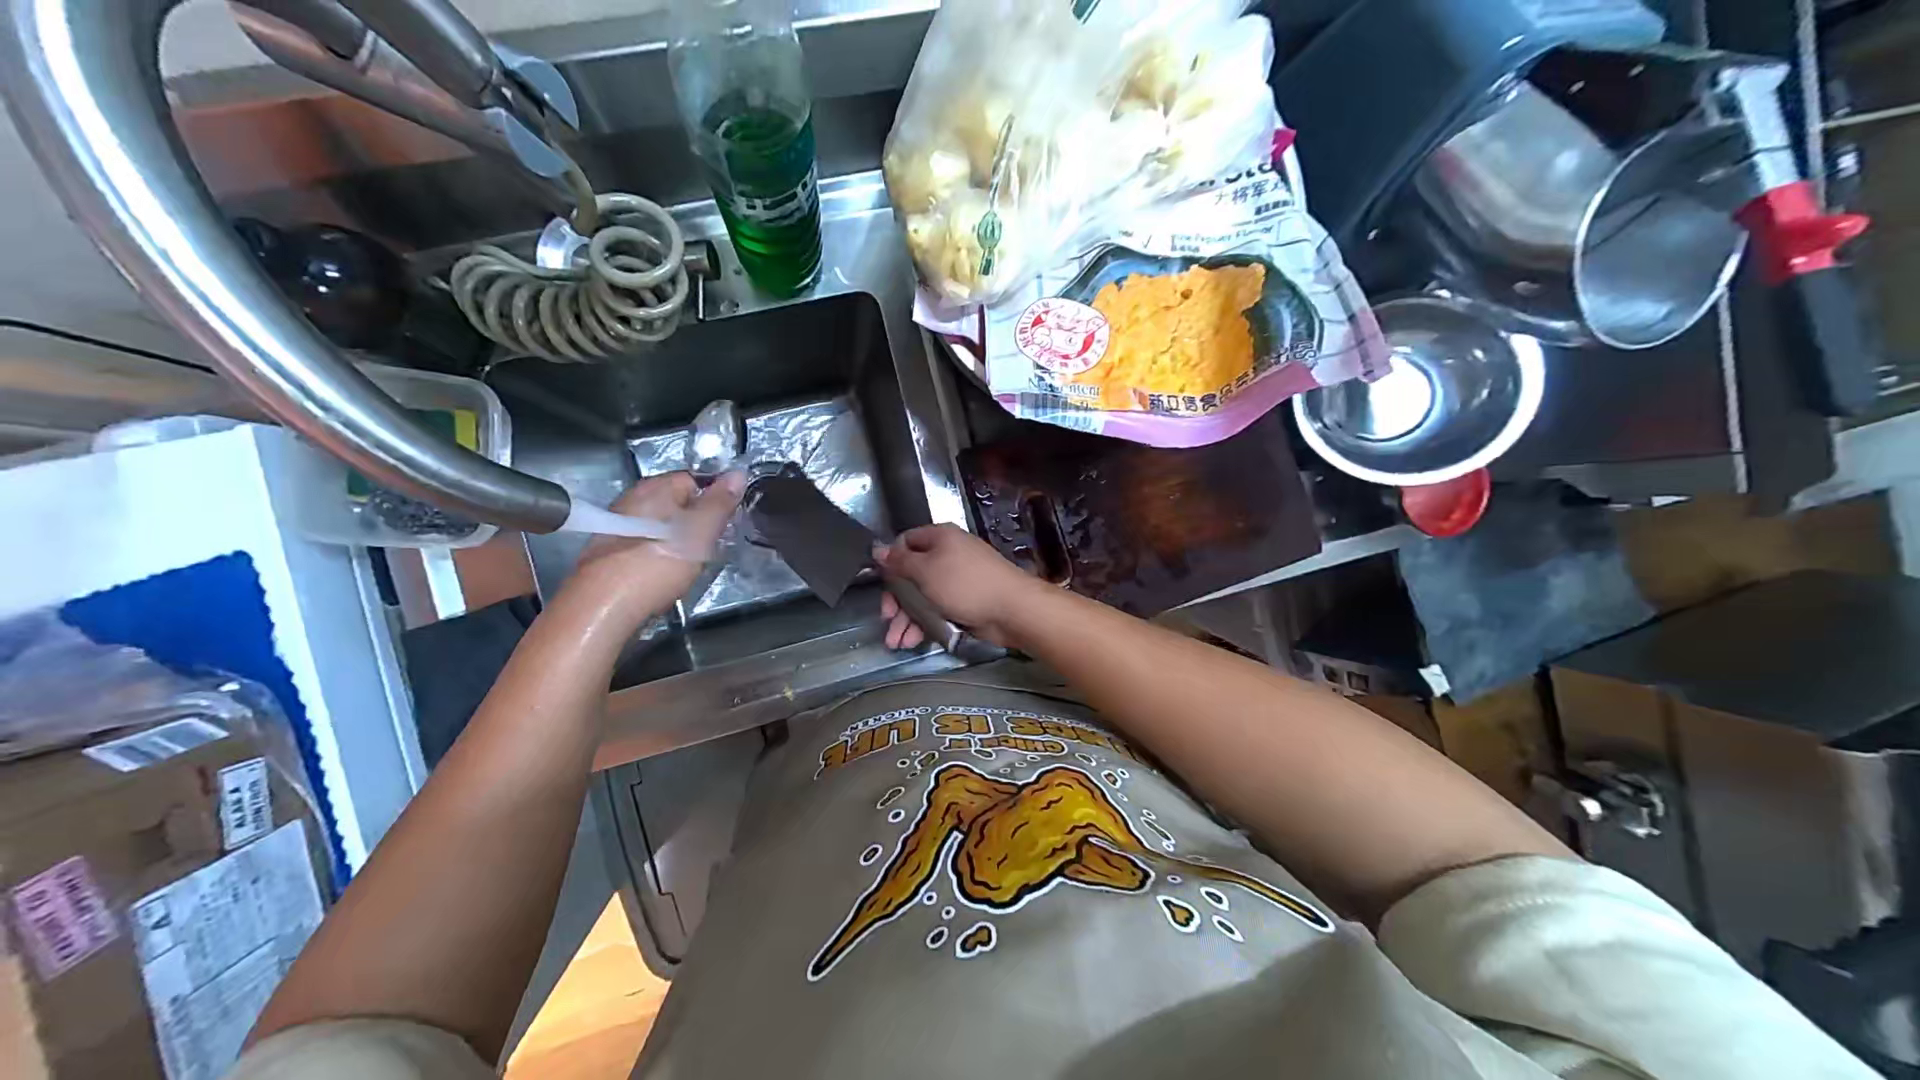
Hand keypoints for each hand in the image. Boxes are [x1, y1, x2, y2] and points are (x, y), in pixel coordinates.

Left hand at [560, 471, 743, 628]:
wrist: (603, 606)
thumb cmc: (657, 564)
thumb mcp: (700, 532)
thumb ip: (720, 503)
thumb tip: (739, 472)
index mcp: (655, 487)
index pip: (694, 479)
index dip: (713, 500)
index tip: (723, 524)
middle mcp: (632, 499)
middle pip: (676, 503)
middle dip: (695, 522)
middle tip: (708, 547)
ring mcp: (617, 525)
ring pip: (660, 526)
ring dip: (676, 541)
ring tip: (686, 564)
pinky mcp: (608, 551)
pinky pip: (644, 544)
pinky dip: (656, 555)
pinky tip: (660, 574)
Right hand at [874, 524, 1044, 649]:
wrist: (1012, 609)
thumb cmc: (965, 584)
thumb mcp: (925, 570)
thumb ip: (899, 561)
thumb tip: (878, 549)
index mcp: (939, 538)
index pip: (905, 542)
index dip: (890, 562)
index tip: (881, 583)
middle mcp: (947, 554)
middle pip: (911, 574)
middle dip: (896, 600)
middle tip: (887, 618)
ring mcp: (957, 580)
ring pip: (922, 596)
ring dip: (907, 619)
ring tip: (896, 642)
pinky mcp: (964, 602)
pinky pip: (937, 610)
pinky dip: (923, 624)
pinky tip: (912, 641)